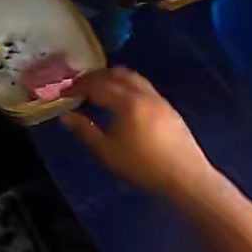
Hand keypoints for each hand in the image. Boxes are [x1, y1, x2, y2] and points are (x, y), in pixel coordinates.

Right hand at [60, 68, 216, 197]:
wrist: (185, 177)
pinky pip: (143, 86)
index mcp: (126, 102)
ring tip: (100, 86)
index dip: (79, 87)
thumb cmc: (142, 167)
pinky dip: (127, 84)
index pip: (97, 86)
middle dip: (95, 77)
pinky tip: (123, 98)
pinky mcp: (168, 108)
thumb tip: (66, 116)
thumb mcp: (107, 152)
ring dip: (113, 77)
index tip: (66, 92)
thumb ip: (85, 131)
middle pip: (116, 74)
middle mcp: (143, 94)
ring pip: (133, 77)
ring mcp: (159, 99)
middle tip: (80, 84)